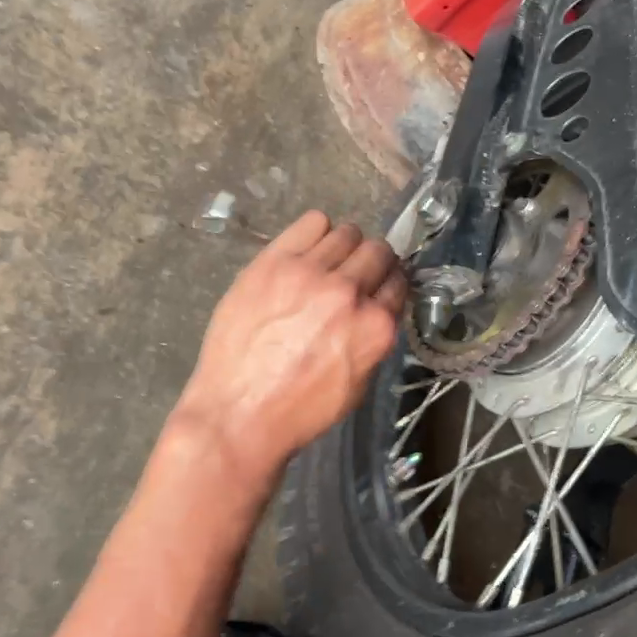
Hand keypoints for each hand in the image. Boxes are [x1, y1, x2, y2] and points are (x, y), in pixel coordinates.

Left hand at [172, 210, 406, 478]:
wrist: (237, 414)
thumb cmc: (299, 411)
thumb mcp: (358, 384)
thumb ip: (373, 338)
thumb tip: (375, 307)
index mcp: (375, 326)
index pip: (398, 282)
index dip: (388, 283)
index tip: (377, 286)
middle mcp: (349, 292)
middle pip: (377, 251)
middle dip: (370, 262)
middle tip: (352, 276)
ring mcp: (310, 273)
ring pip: (347, 233)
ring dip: (343, 247)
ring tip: (325, 265)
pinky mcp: (275, 261)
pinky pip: (312, 222)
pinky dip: (316, 232)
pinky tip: (304, 253)